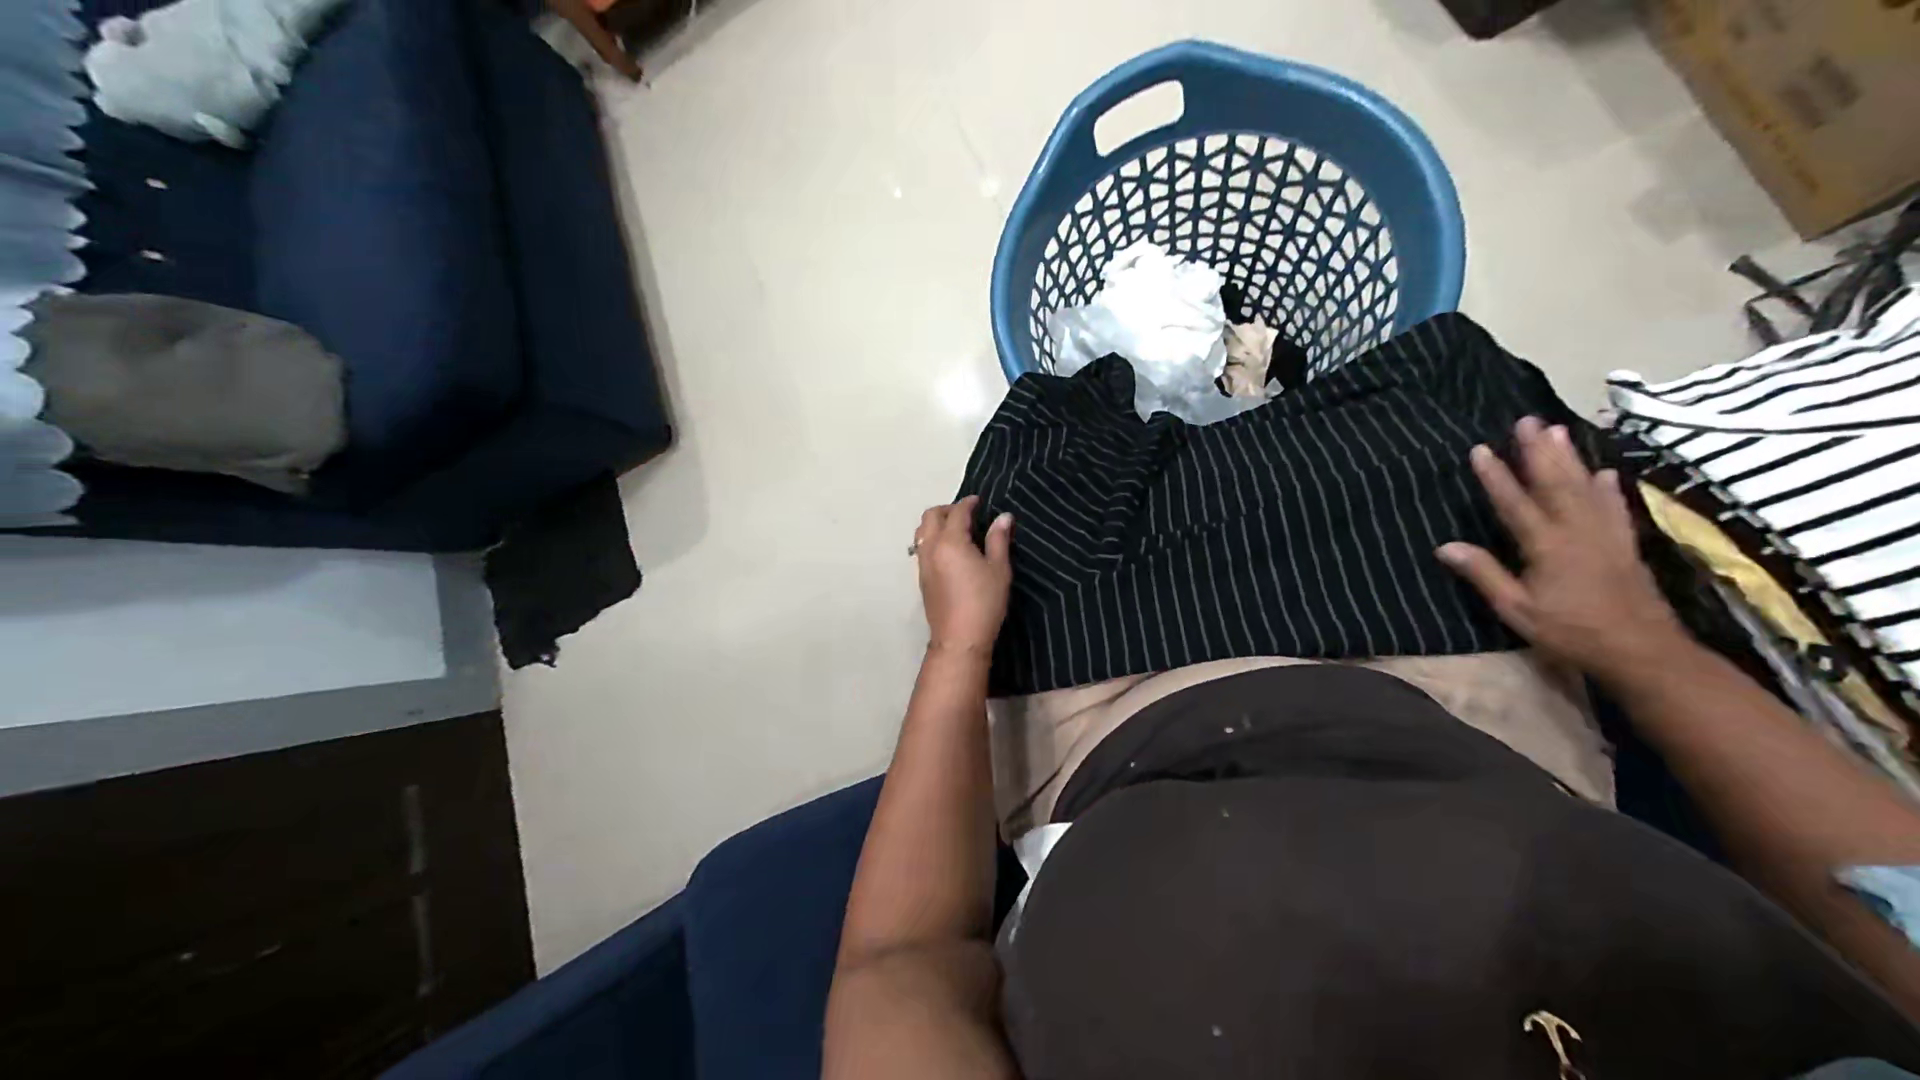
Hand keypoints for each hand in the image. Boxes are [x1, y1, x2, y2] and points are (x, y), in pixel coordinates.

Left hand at [914, 496, 1013, 654]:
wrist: (959, 638)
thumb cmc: (984, 602)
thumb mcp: (999, 569)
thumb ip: (998, 539)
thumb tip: (1003, 517)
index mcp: (950, 541)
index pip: (957, 512)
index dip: (969, 503)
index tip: (980, 500)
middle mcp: (931, 548)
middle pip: (931, 516)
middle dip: (948, 509)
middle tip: (968, 514)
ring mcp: (923, 563)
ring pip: (922, 531)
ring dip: (937, 523)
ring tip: (957, 530)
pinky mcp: (921, 578)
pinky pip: (922, 547)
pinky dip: (933, 538)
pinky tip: (950, 550)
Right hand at [1437, 417, 1688, 684]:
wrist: (1642, 650)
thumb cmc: (1570, 631)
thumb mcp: (1515, 608)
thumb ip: (1483, 574)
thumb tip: (1445, 546)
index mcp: (1546, 546)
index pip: (1514, 503)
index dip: (1496, 476)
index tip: (1480, 448)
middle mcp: (1577, 531)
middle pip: (1555, 483)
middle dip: (1538, 451)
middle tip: (1527, 420)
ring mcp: (1605, 535)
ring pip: (1584, 487)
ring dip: (1569, 457)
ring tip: (1558, 430)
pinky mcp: (1625, 544)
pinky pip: (1613, 507)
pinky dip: (1607, 487)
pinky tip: (1604, 471)